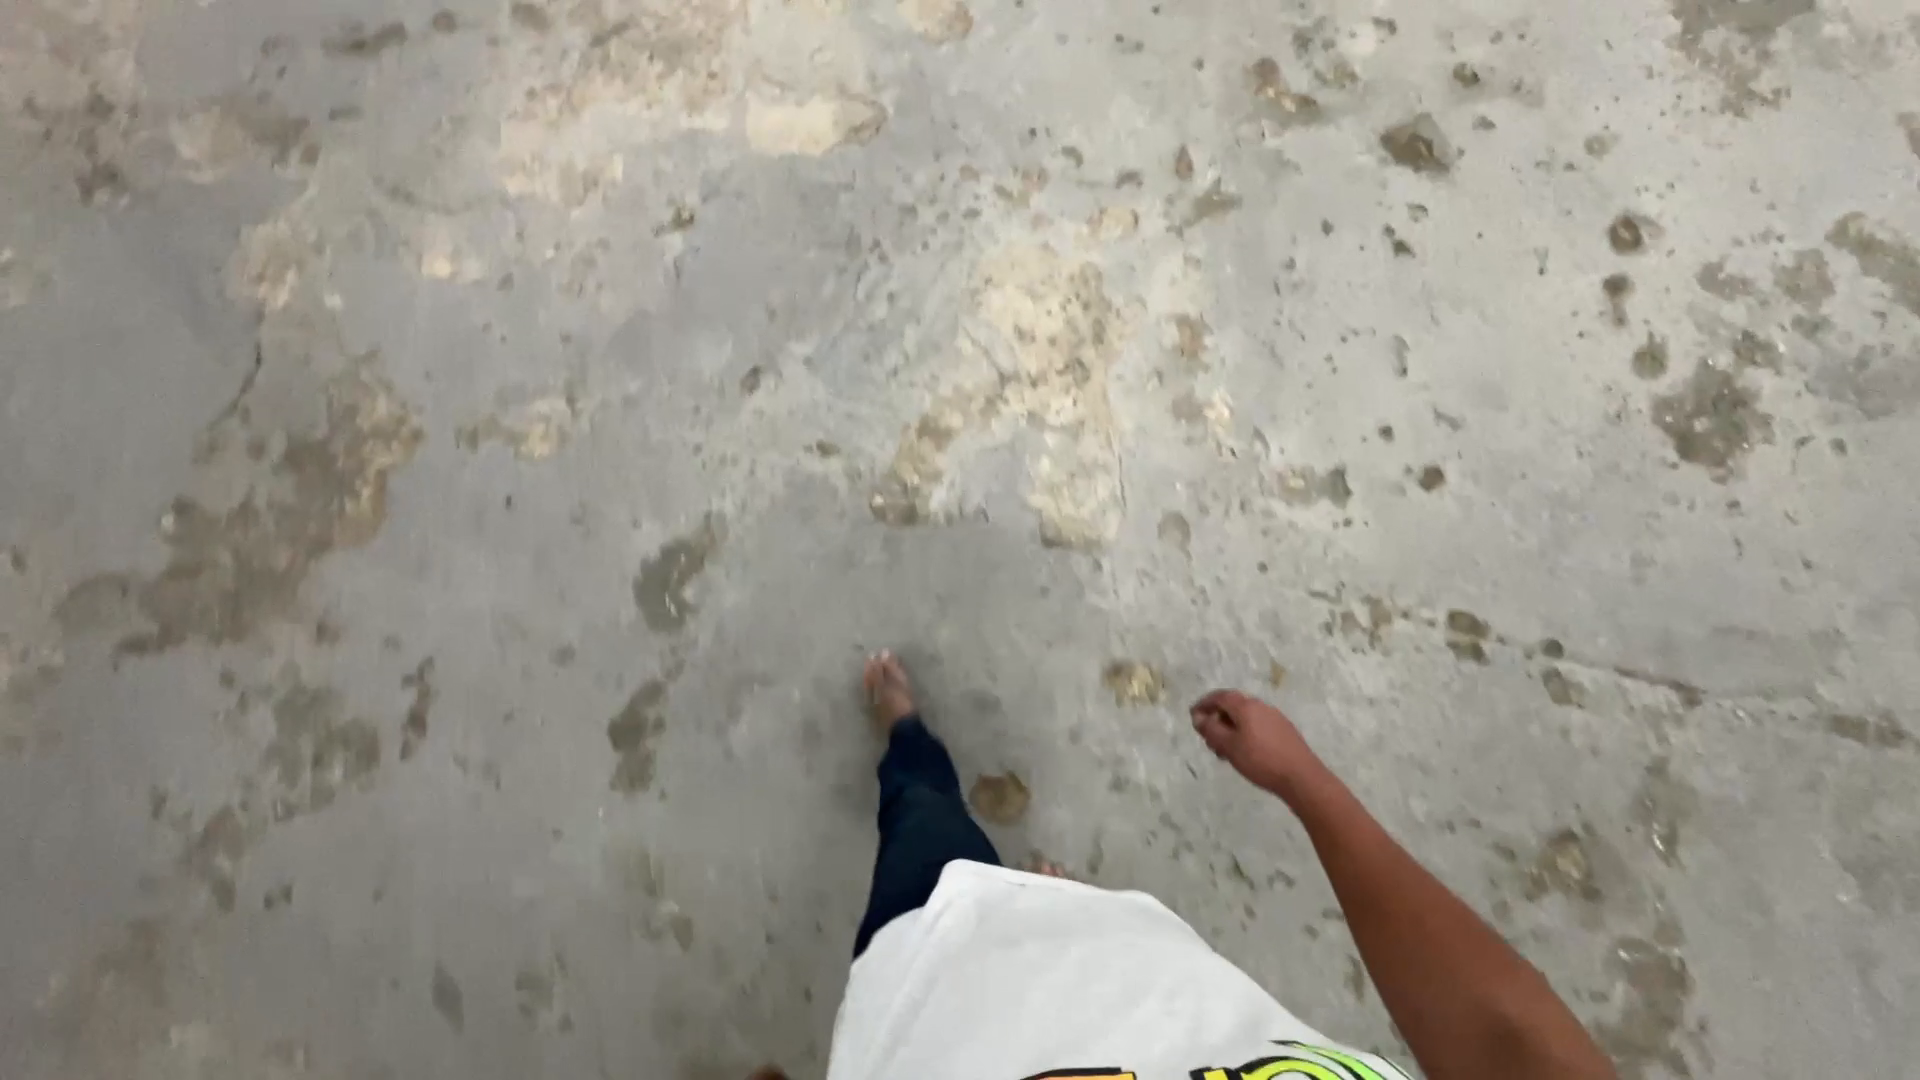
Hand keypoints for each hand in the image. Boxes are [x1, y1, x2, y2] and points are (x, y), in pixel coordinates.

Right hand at [1190, 689, 1320, 797]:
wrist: (1302, 778)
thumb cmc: (1260, 760)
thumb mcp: (1228, 746)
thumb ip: (1210, 729)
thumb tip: (1198, 717)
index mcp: (1246, 706)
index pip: (1219, 696)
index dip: (1204, 704)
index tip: (1193, 716)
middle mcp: (1261, 706)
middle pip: (1233, 706)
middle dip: (1217, 719)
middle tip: (1208, 739)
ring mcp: (1275, 718)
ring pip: (1245, 718)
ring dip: (1230, 729)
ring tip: (1224, 751)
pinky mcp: (1284, 731)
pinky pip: (1257, 725)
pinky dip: (1245, 733)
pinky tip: (1245, 752)